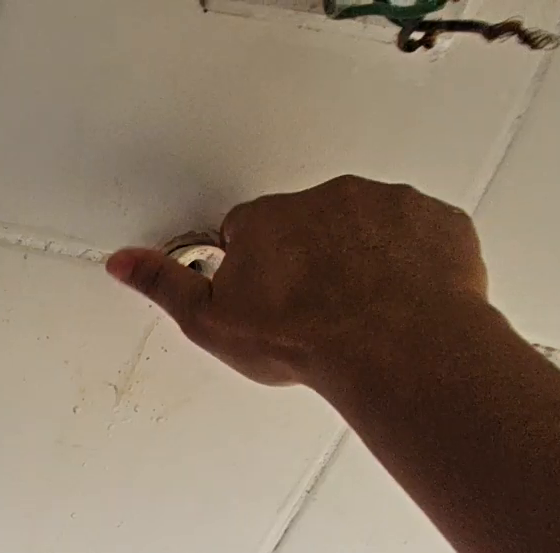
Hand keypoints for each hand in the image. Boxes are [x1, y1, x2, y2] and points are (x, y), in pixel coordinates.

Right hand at [105, 176, 492, 389]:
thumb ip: (162, 283)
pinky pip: (409, 232)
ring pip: (355, 224)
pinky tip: (380, 295)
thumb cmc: (303, 334)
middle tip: (291, 305)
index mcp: (267, 219)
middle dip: (295, 256)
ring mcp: (388, 206)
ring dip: (346, 254)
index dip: (241, 264)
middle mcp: (327, 199)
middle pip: (300, 222)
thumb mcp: (206, 319)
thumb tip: (123, 261)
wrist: (394, 346)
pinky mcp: (436, 222)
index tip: (248, 292)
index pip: (241, 229)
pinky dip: (396, 258)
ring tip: (338, 304)